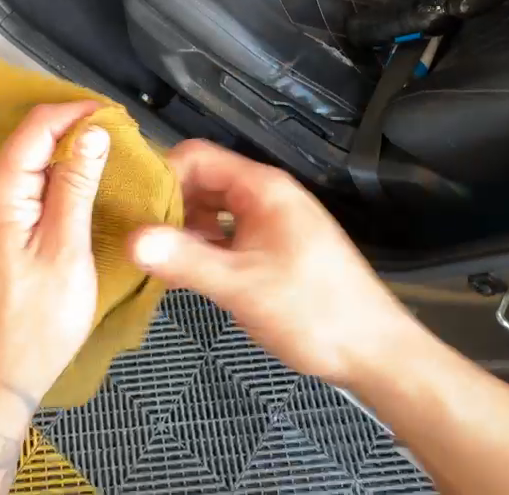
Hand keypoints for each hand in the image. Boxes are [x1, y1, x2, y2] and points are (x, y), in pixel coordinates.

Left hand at [0, 101, 109, 422]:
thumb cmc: (34, 321)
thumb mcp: (65, 249)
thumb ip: (77, 185)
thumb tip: (94, 132)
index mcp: (0, 187)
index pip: (39, 124)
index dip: (79, 112)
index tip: (119, 118)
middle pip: (33, 138)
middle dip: (76, 130)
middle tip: (123, 140)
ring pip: (31, 161)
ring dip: (68, 155)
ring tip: (111, 161)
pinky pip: (26, 186)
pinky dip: (56, 180)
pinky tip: (83, 190)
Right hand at [127, 139, 421, 385]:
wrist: (376, 353)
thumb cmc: (315, 312)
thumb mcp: (240, 286)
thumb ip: (185, 260)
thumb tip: (132, 239)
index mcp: (261, 188)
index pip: (196, 156)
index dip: (162, 175)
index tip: (135, 206)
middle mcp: (266, 195)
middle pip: (203, 180)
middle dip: (169, 202)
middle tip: (136, 231)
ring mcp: (273, 220)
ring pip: (214, 207)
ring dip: (185, 225)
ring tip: (154, 253)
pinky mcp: (276, 246)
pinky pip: (228, 231)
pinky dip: (205, 243)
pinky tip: (187, 270)